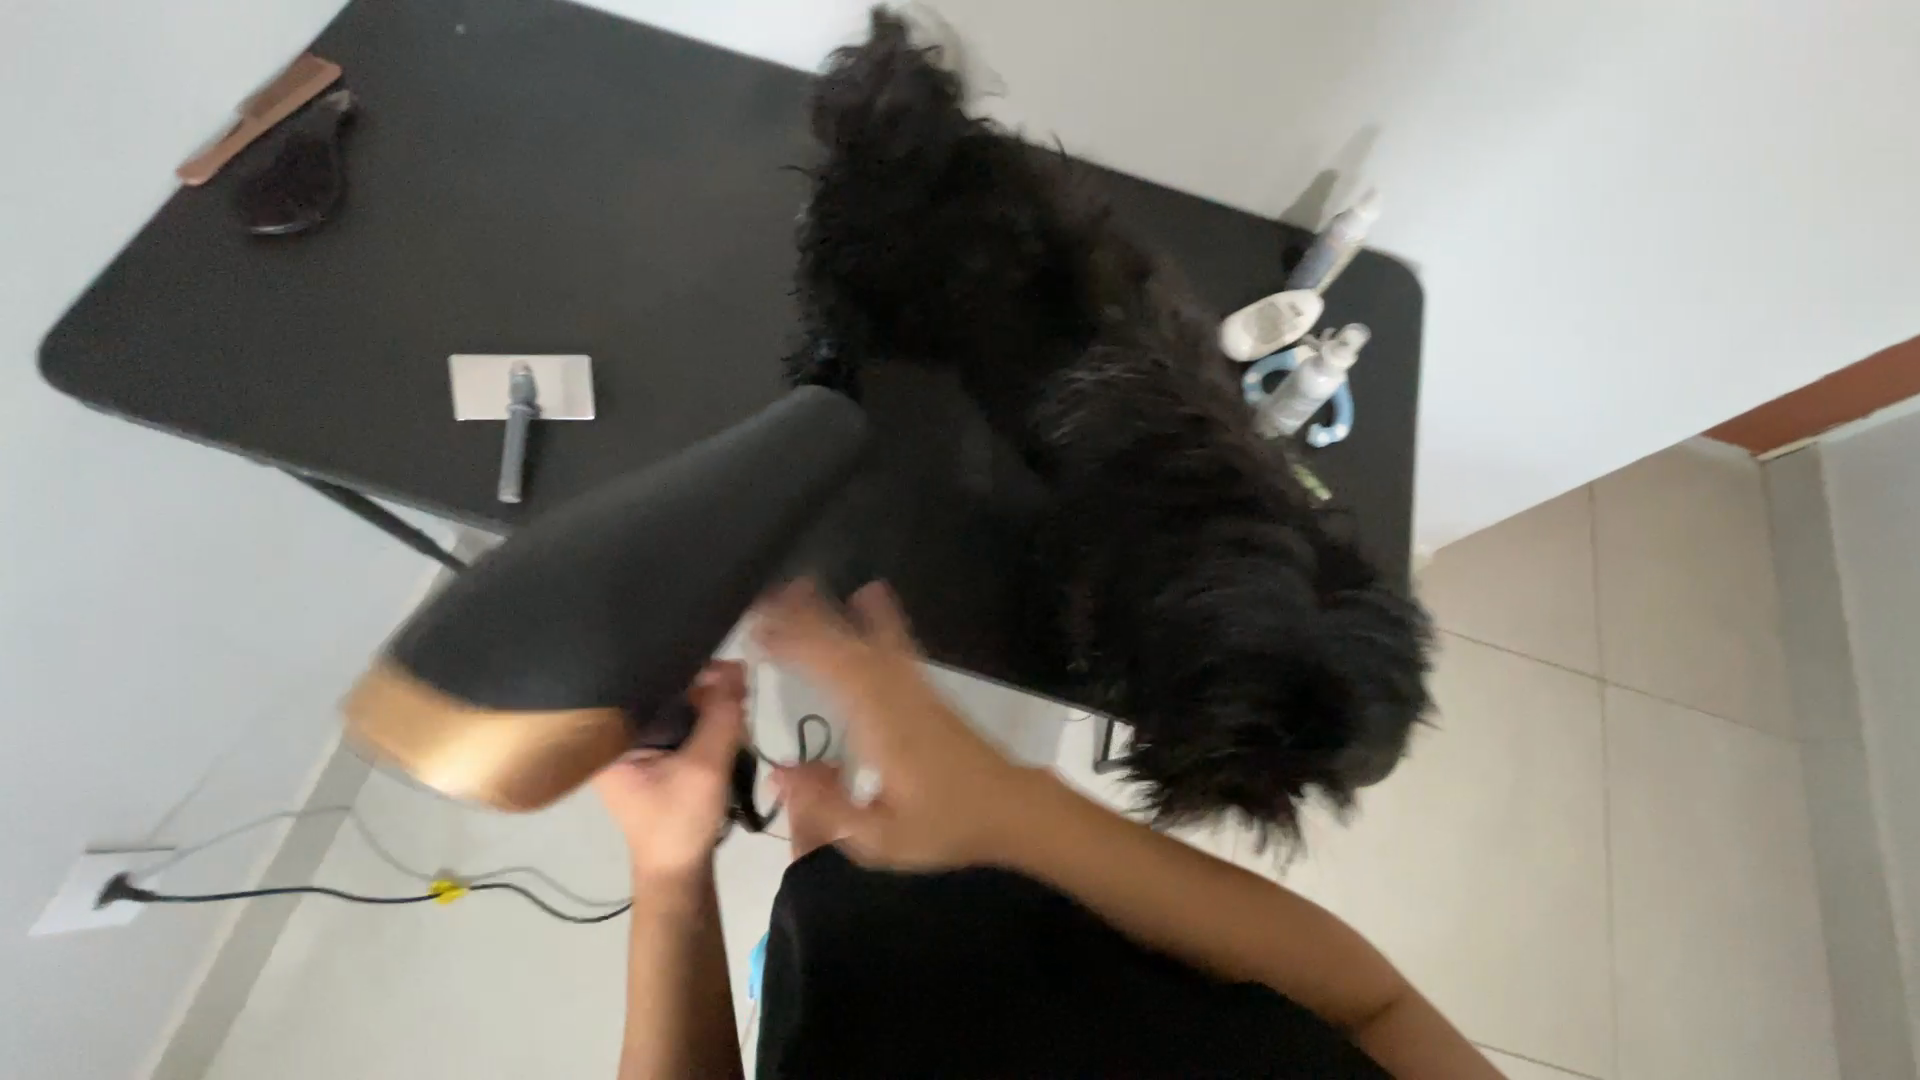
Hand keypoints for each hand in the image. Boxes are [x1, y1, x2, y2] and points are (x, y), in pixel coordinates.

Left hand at [592, 661, 744, 883]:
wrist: (679, 874)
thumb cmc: (681, 821)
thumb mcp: (706, 765)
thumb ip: (721, 716)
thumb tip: (737, 667)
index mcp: (611, 738)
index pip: (650, 685)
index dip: (691, 672)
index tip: (727, 670)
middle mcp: (618, 738)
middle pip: (666, 695)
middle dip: (706, 689)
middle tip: (741, 686)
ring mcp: (637, 750)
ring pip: (678, 710)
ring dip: (711, 705)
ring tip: (740, 701)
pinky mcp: (656, 760)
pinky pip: (683, 727)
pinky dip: (708, 721)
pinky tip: (731, 719)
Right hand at [753, 580, 1044, 870]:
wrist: (1009, 807)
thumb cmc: (944, 825)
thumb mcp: (880, 838)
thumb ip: (827, 806)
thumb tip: (777, 772)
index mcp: (883, 728)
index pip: (833, 676)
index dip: (796, 650)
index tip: (760, 634)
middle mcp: (897, 696)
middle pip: (847, 648)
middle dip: (806, 620)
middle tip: (765, 599)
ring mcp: (916, 688)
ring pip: (869, 640)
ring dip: (833, 613)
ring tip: (799, 587)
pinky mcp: (927, 689)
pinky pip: (899, 643)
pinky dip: (880, 616)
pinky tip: (869, 593)